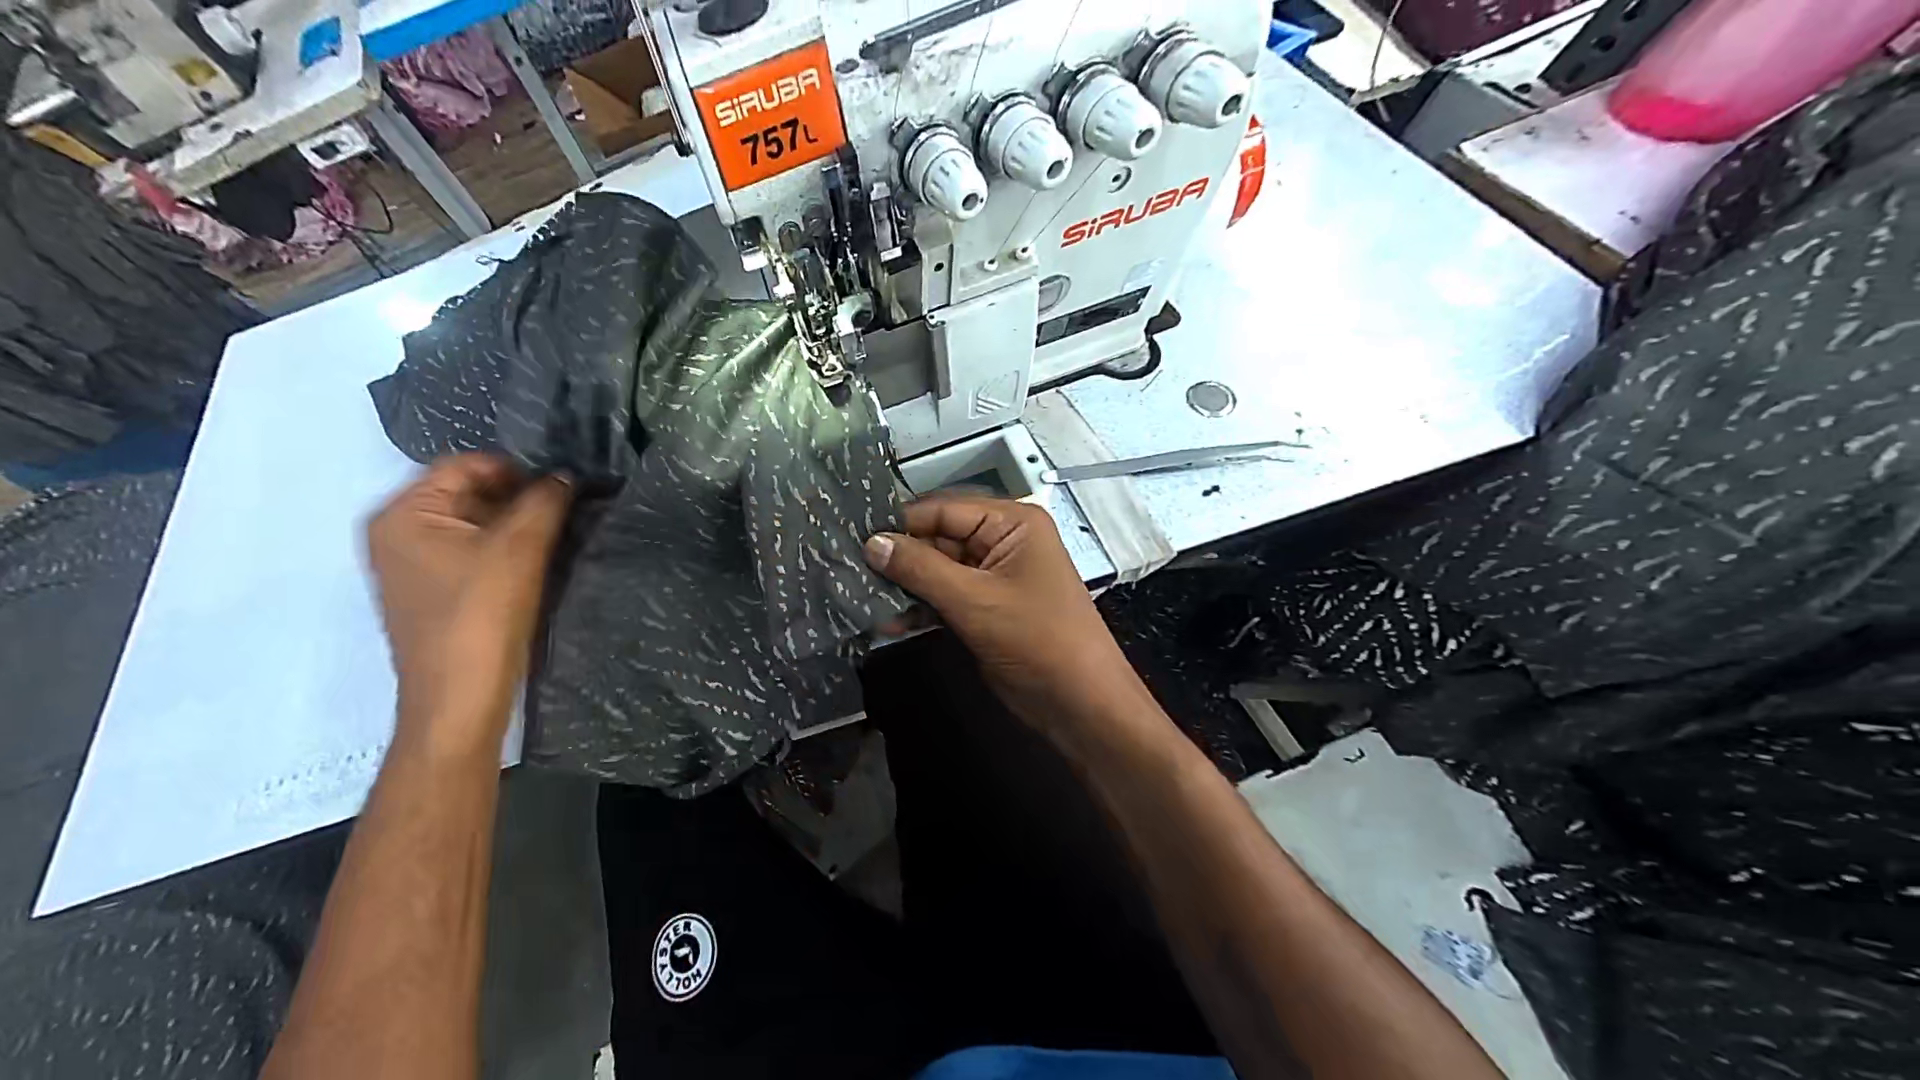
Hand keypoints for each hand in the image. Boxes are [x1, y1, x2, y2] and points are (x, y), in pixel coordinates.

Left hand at [367, 454, 572, 753]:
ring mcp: (409, 565)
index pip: (464, 466)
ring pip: (472, 525)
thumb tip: (565, 476)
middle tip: (564, 511)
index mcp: (402, 514)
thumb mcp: (520, 548)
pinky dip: (502, 551)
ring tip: (555, 537)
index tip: (562, 487)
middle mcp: (395, 533)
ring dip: (514, 526)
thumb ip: (545, 501)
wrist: (460, 696)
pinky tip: (534, 565)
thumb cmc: (482, 614)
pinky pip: (469, 553)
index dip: (516, 470)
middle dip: (517, 499)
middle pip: (466, 494)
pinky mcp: (430, 592)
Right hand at [864, 496, 1145, 741]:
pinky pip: (945, 597)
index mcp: (1011, 523)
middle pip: (938, 538)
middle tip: (847, 570)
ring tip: (858, 597)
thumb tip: (872, 542)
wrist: (1080, 703)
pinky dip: (920, 608)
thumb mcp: (975, 600)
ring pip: (937, 570)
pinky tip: (887, 622)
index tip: (852, 538)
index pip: (943, 509)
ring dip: (905, 586)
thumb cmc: (1037, 640)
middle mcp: (1002, 541)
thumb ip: (921, 568)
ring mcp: (994, 577)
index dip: (900, 523)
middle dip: (899, 557)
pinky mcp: (986, 609)